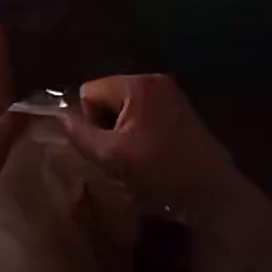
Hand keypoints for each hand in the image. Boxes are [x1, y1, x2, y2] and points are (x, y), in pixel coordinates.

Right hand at [56, 75, 255, 230]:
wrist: (212, 191)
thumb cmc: (161, 171)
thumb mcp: (112, 156)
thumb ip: (80, 134)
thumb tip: (59, 117)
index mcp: (138, 84)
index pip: (90, 90)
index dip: (88, 119)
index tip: (104, 145)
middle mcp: (154, 79)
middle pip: (108, 95)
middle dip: (105, 123)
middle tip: (118, 154)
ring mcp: (170, 93)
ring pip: (125, 105)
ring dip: (122, 129)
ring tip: (134, 156)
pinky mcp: (180, 108)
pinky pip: (144, 111)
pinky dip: (139, 130)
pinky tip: (150, 154)